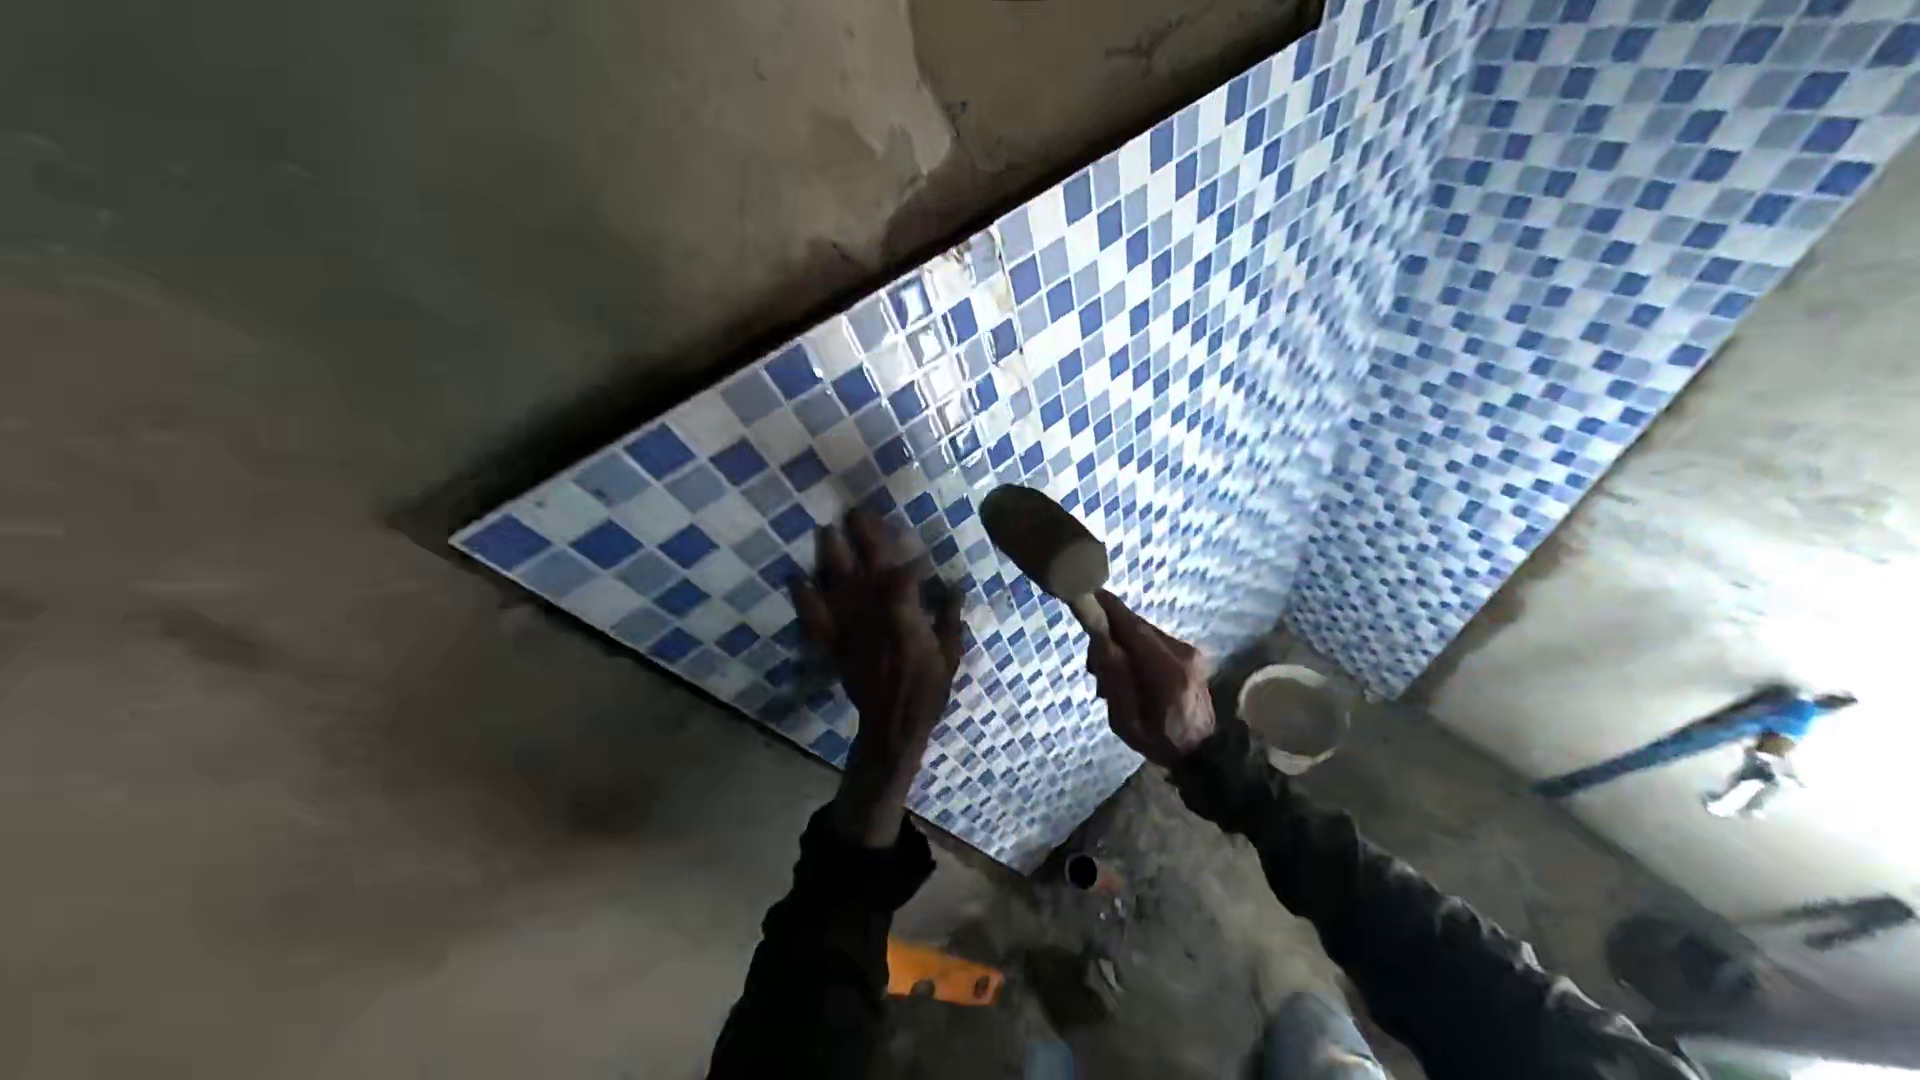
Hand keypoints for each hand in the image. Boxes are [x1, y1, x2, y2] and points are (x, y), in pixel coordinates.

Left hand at [794, 510, 962, 846]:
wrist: (892, 725)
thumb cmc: (927, 691)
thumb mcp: (951, 654)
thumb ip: (950, 616)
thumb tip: (954, 583)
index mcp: (905, 619)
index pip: (904, 576)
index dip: (908, 558)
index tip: (913, 545)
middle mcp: (874, 618)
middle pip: (866, 571)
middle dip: (862, 540)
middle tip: (856, 513)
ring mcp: (850, 631)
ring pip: (837, 587)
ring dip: (831, 558)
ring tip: (825, 531)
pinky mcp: (833, 646)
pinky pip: (815, 620)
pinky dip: (804, 599)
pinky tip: (796, 579)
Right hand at [1085, 590, 1214, 767]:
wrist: (1204, 752)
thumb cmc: (1159, 741)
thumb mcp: (1126, 721)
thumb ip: (1115, 678)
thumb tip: (1101, 640)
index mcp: (1166, 672)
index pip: (1132, 628)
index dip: (1109, 608)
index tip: (1087, 593)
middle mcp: (1182, 654)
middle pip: (1137, 626)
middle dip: (1110, 629)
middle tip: (1092, 658)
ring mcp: (1189, 652)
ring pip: (1144, 632)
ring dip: (1121, 641)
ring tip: (1109, 675)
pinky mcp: (1189, 654)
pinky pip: (1153, 640)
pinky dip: (1135, 647)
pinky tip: (1128, 672)